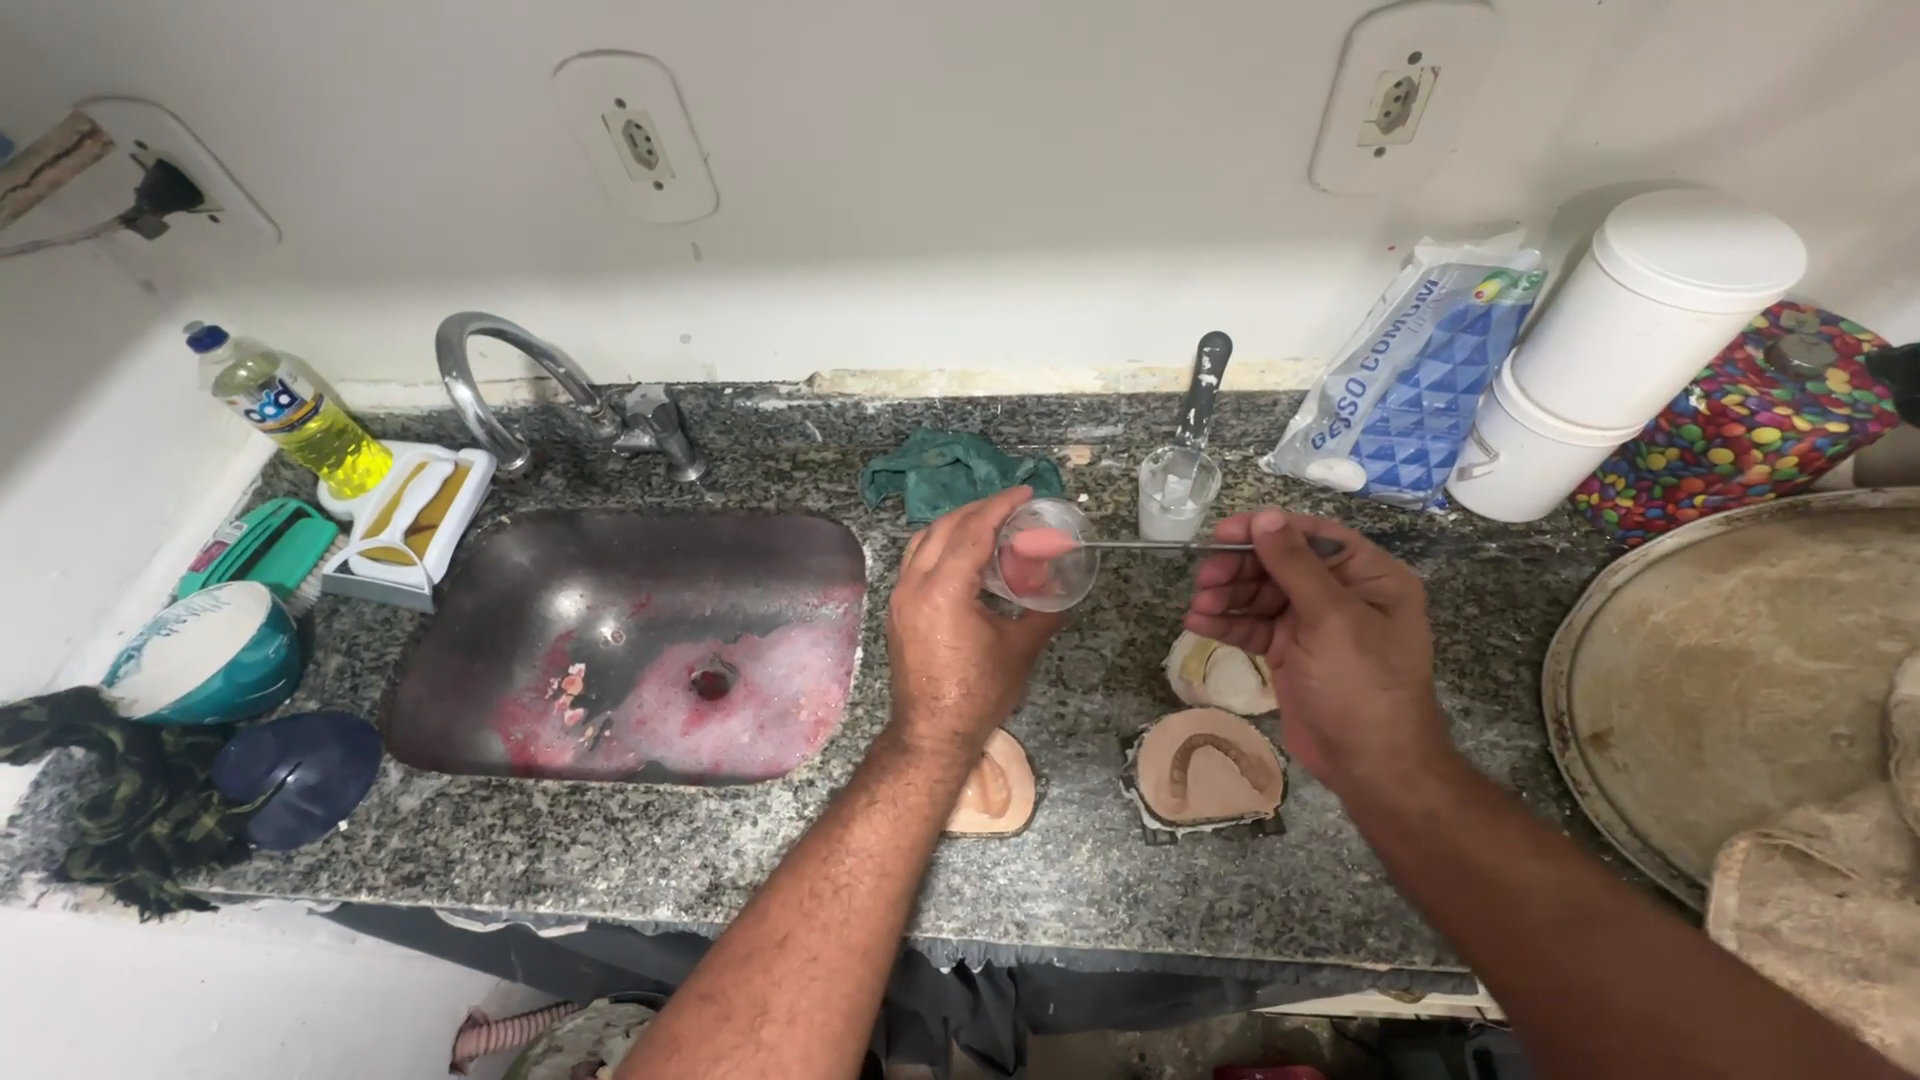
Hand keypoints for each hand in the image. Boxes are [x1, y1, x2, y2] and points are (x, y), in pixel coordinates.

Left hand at [887, 487, 1065, 752]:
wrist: (931, 732)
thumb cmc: (977, 694)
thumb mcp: (1019, 650)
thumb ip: (1043, 611)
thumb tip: (1064, 588)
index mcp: (944, 591)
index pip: (972, 531)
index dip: (1000, 507)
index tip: (1024, 493)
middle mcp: (914, 585)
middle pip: (944, 527)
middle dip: (978, 509)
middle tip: (1010, 506)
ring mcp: (900, 598)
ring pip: (923, 541)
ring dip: (955, 525)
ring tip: (988, 523)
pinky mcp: (898, 610)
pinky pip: (916, 561)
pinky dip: (940, 546)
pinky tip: (964, 555)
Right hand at [1184, 509, 1453, 795]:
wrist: (1371, 766)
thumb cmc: (1363, 686)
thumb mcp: (1332, 619)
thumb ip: (1295, 565)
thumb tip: (1264, 516)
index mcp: (1369, 576)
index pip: (1312, 536)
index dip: (1267, 530)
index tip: (1222, 533)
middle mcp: (1342, 594)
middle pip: (1280, 564)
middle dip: (1240, 569)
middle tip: (1204, 579)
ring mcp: (1314, 625)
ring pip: (1262, 594)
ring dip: (1228, 596)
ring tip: (1198, 606)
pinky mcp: (1290, 652)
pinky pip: (1254, 627)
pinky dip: (1227, 623)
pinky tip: (1199, 624)